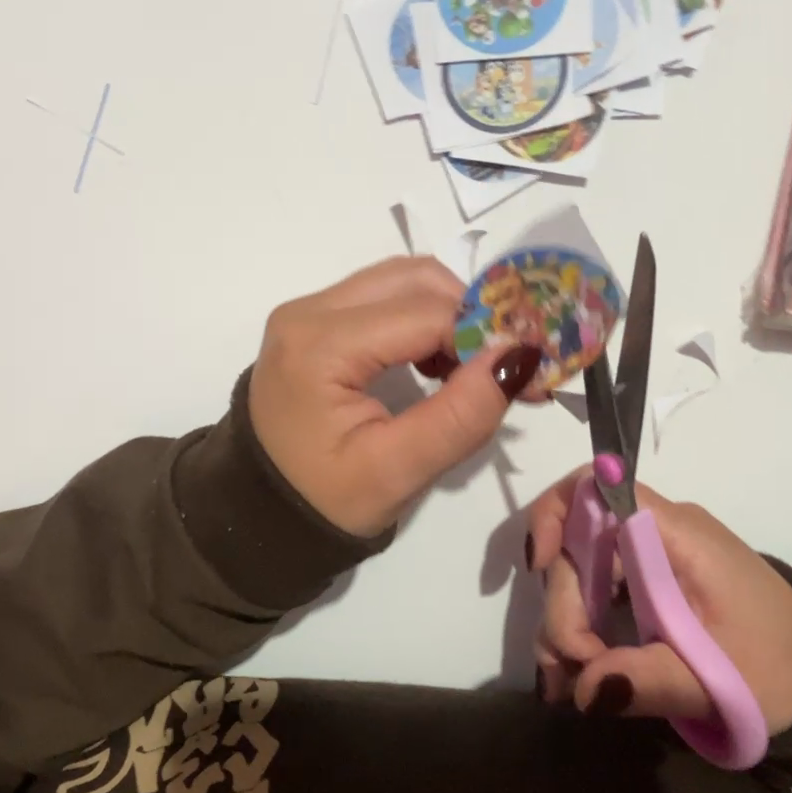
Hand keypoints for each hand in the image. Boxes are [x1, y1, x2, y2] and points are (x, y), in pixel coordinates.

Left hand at [250, 257, 542, 537]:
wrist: (256, 512)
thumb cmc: (323, 501)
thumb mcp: (396, 471)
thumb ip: (459, 415)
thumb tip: (520, 356)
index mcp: (319, 345)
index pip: (426, 314)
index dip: (488, 335)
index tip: (534, 371)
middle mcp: (309, 311)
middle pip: (414, 280)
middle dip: (473, 315)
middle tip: (512, 366)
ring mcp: (308, 312)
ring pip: (401, 282)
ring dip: (450, 313)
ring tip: (479, 368)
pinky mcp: (315, 323)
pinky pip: (382, 298)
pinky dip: (423, 318)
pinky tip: (441, 362)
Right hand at [527, 469, 791, 735]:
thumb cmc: (776, 665)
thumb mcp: (719, 682)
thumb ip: (651, 682)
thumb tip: (584, 690)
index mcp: (677, 536)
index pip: (598, 487)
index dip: (555, 514)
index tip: (539, 567)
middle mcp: (652, 535)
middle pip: (576, 547)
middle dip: (561, 609)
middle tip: (571, 672)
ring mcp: (643, 558)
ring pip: (575, 574)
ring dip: (560, 626)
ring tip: (564, 687)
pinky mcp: (639, 584)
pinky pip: (590, 593)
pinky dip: (575, 632)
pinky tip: (574, 679)